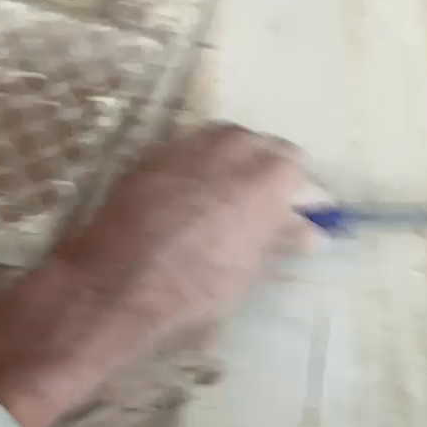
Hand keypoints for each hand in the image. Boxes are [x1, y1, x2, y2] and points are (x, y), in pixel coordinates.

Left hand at [0, 125, 313, 426]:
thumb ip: (286, 239)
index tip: (309, 222)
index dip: (308, 202)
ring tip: (231, 205)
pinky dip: (204, 170)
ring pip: (231, 145)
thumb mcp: (254, 268)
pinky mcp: (157, 151)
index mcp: (273, 173)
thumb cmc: (197, 284)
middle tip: (270, 215)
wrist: (113, 283)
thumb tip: (313, 232)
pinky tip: (194, 202)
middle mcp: (238, 144)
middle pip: (269, 151)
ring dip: (239, 168)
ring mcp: (193, 142)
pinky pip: (195, 153)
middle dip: (275, 179)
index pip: (305, 177)